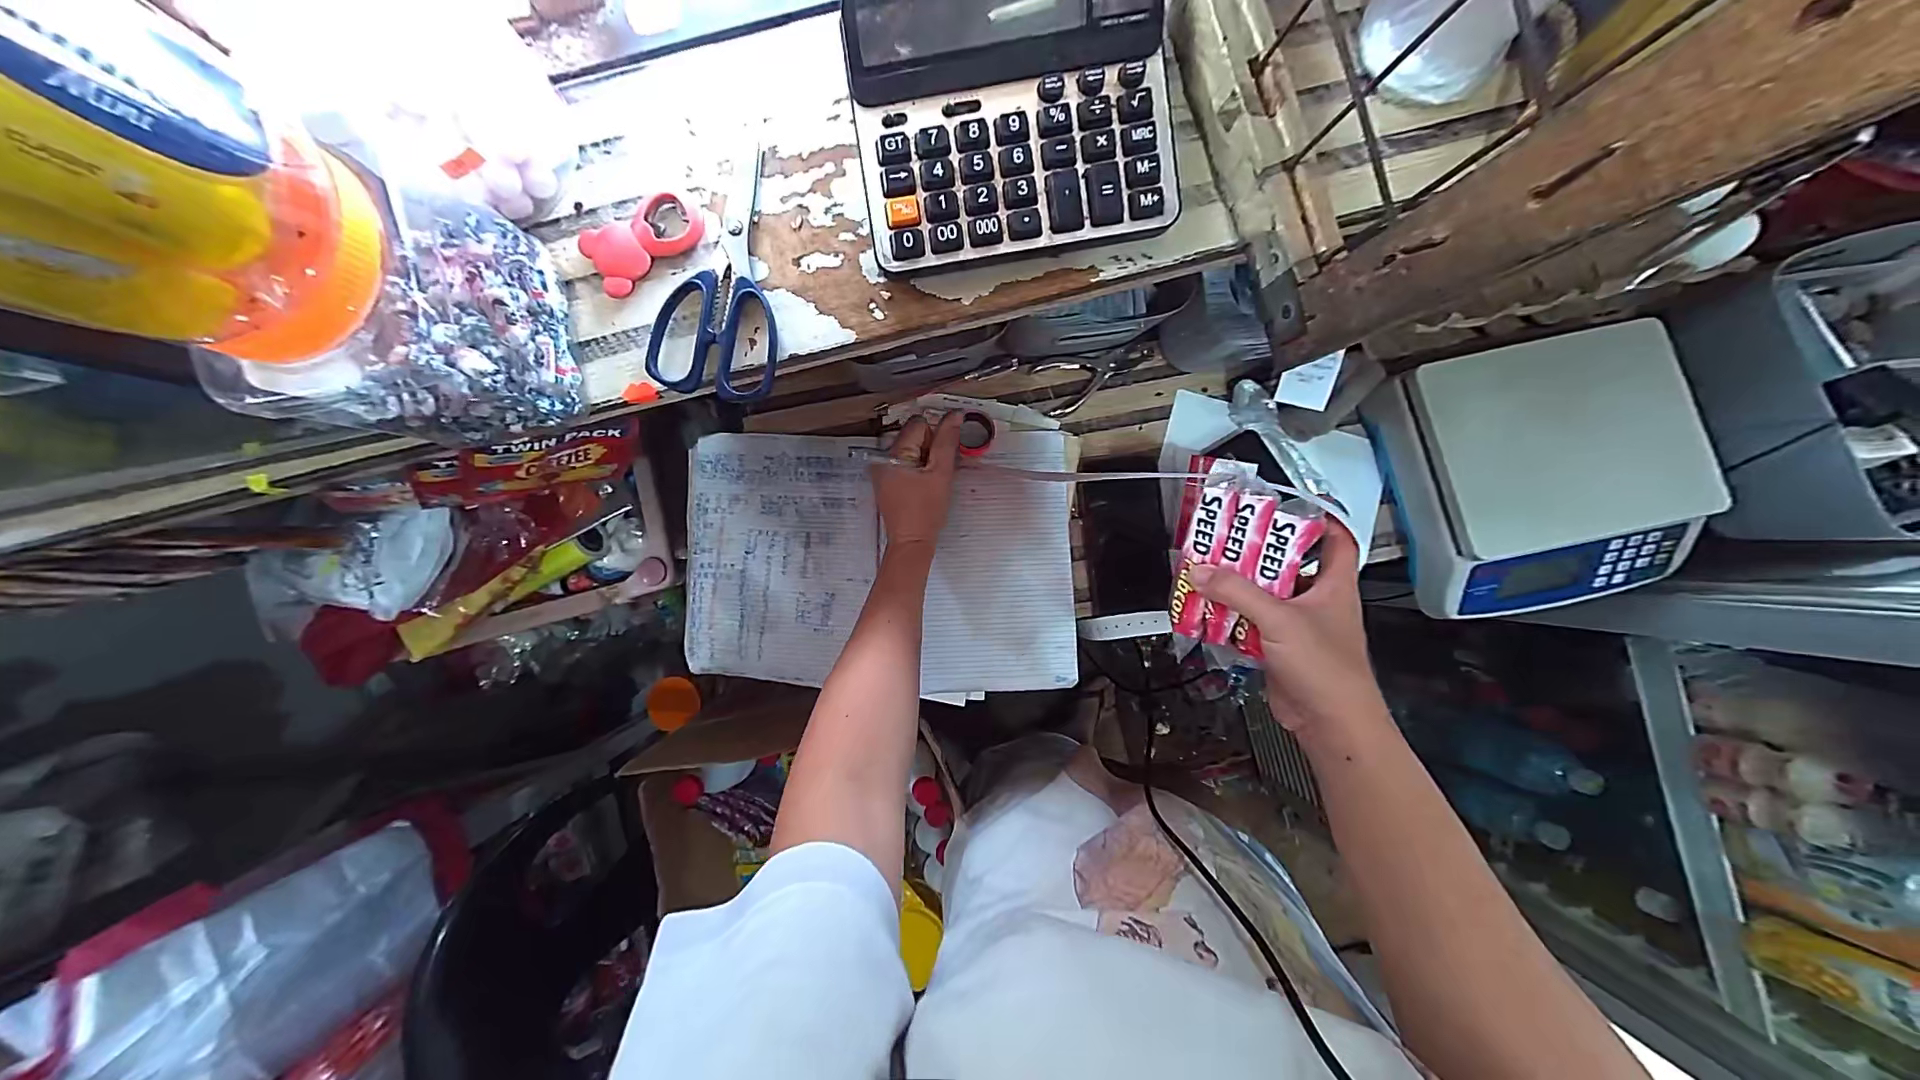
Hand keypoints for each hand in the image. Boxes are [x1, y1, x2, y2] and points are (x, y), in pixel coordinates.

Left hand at [871, 413, 962, 547]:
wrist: (911, 542)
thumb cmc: (925, 512)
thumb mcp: (941, 473)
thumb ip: (947, 441)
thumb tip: (955, 415)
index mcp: (893, 453)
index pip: (919, 424)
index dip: (937, 436)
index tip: (944, 455)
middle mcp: (883, 458)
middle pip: (914, 435)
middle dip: (931, 448)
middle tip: (939, 471)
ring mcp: (884, 471)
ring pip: (912, 450)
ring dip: (926, 459)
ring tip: (932, 481)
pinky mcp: (888, 482)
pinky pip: (907, 464)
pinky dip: (919, 470)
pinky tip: (925, 487)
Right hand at [1189, 518, 1385, 734]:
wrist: (1330, 722)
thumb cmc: (1328, 670)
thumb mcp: (1280, 620)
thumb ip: (1239, 593)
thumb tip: (1203, 572)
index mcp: (1334, 585)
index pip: (1336, 540)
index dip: (1318, 519)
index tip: (1287, 507)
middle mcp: (1317, 601)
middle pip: (1286, 565)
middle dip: (1256, 554)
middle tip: (1227, 541)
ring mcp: (1297, 625)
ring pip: (1264, 595)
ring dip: (1238, 587)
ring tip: (1211, 572)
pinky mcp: (1279, 647)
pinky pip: (1251, 623)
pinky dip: (1231, 617)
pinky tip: (1211, 610)